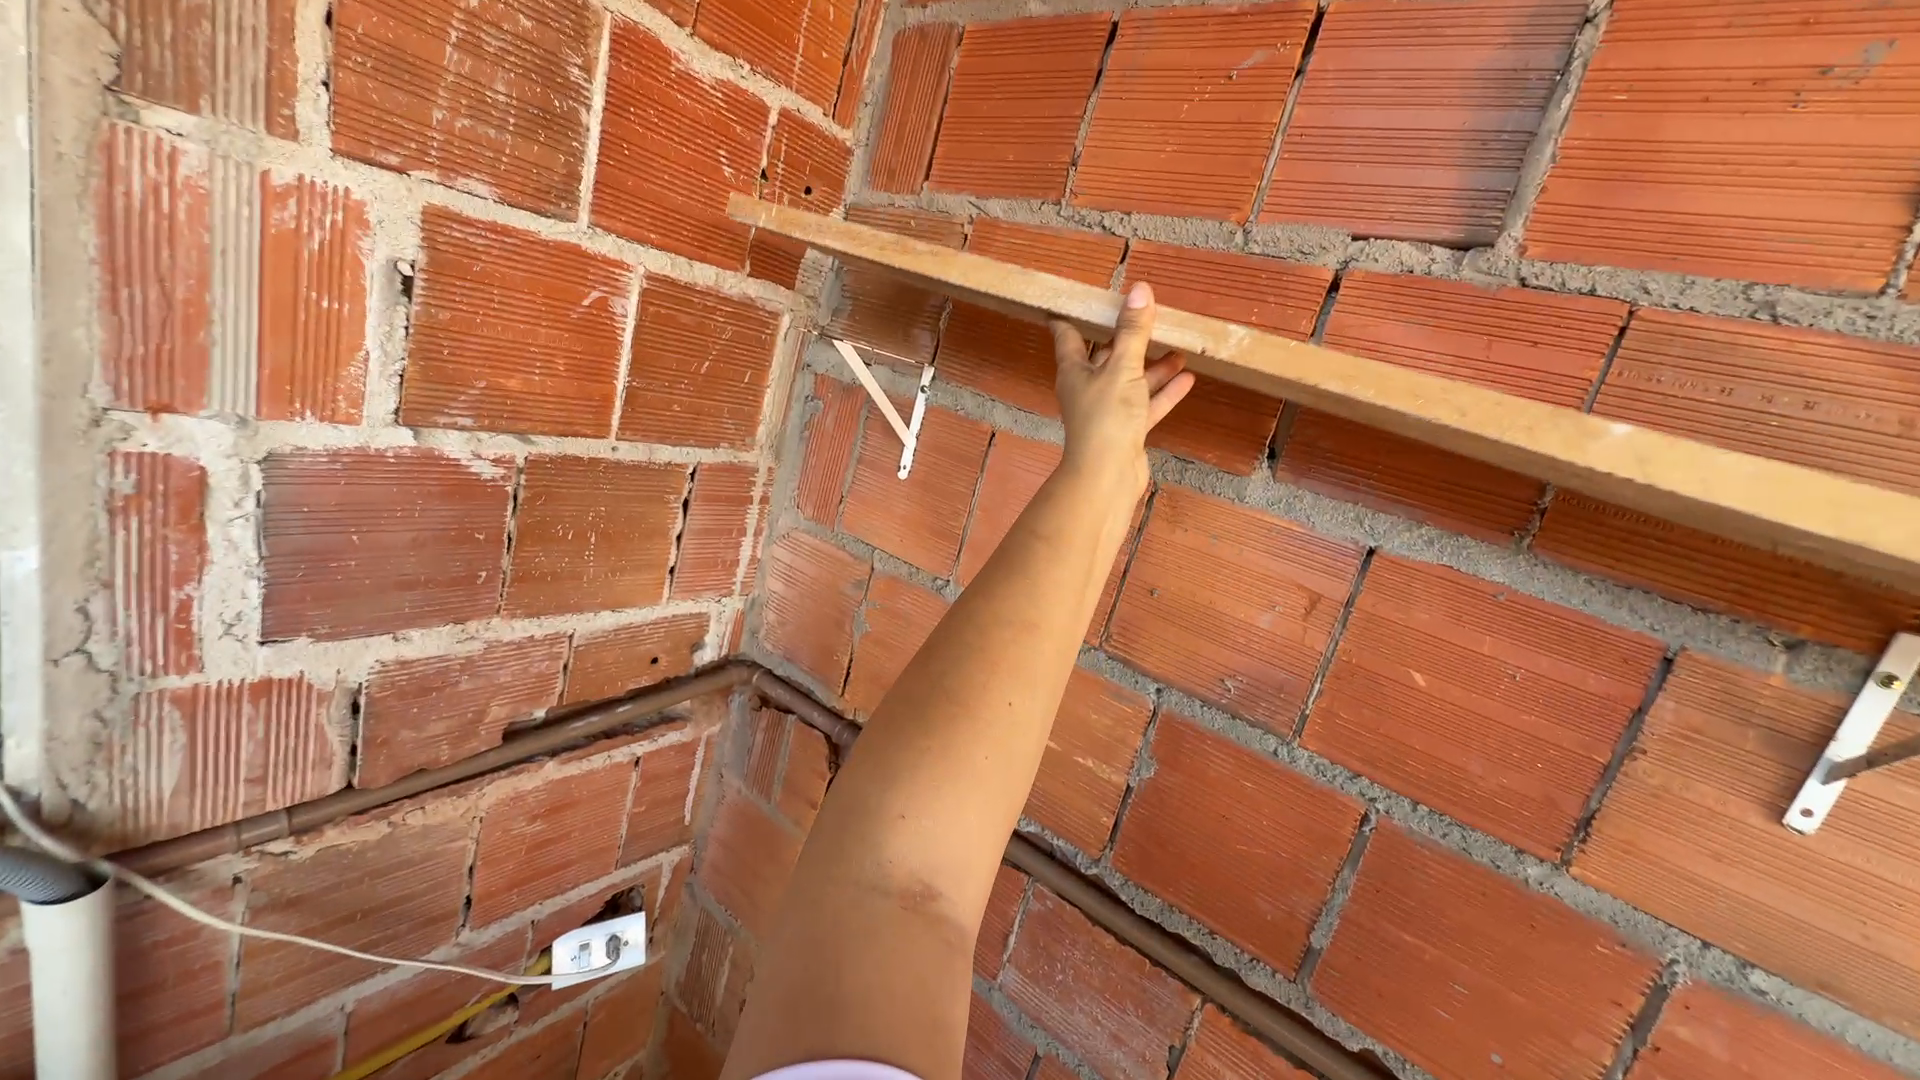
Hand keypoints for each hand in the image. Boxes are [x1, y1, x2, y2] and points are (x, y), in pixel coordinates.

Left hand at [1049, 282, 1195, 493]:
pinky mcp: (1126, 430)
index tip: (1082, 297)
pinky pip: (1146, 405)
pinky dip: (1163, 392)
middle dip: (1128, 339)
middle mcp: (1087, 389)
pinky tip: (1186, 379)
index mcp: (1075, 371)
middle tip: (1148, 317)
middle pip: (1107, 357)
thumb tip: (1139, 291)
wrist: (1107, 476)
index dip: (1075, 315)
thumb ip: (1133, 331)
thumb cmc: (1106, 419)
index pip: (1069, 335)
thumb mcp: (1122, 368)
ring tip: (1178, 348)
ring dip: (1153, 367)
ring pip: (1131, 381)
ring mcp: (1107, 411)